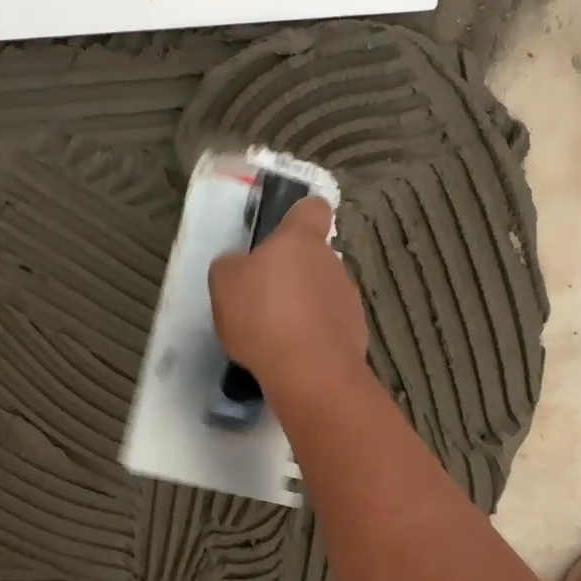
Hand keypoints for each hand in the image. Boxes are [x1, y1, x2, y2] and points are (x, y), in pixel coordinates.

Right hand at [208, 197, 367, 395]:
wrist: (309, 371)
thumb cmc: (262, 316)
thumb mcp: (224, 284)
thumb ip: (232, 266)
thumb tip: (240, 266)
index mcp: (301, 240)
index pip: (312, 209)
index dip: (298, 218)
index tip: (281, 237)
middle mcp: (332, 262)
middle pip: (314, 258)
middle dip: (293, 275)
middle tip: (263, 302)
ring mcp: (349, 299)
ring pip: (323, 294)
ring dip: (304, 308)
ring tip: (277, 337)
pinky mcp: (356, 333)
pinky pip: (331, 327)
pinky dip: (315, 338)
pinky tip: (294, 358)